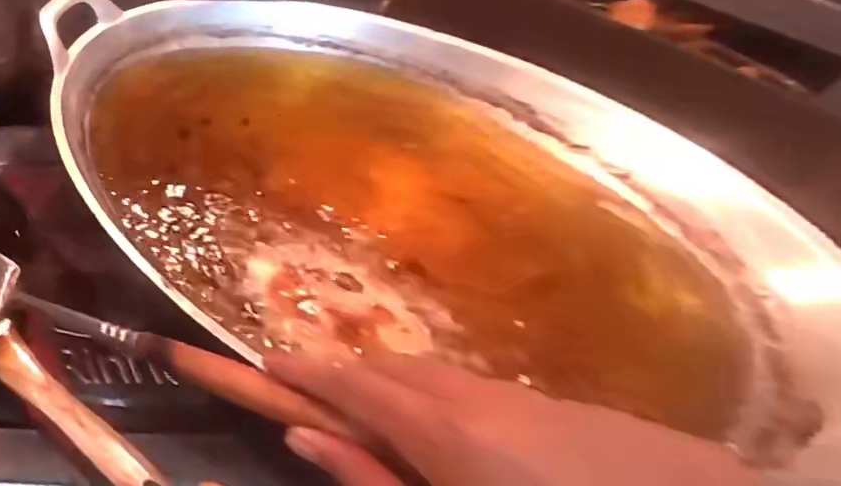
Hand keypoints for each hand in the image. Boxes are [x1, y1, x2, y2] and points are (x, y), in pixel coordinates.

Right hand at [262, 351, 757, 485]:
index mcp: (440, 427)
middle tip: (326, 407)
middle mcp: (471, 393)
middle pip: (388, 368)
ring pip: (436, 375)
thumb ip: (373, 481)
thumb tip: (302, 438)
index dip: (302, 371)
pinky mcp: (574, 408)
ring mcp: (525, 395)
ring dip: (401, 390)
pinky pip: (484, 389)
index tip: (266, 365)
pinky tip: (478, 444)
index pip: (347, 382)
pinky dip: (452, 401)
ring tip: (395, 428)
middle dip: (350, 380)